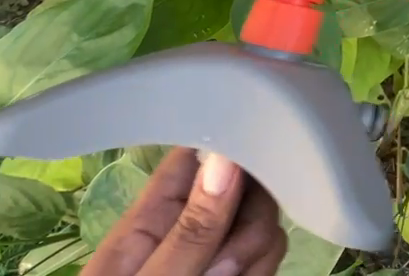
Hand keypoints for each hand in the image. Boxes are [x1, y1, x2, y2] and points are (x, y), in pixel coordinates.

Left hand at [83, 147, 288, 275]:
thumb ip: (190, 232)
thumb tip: (229, 153)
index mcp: (144, 225)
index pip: (194, 154)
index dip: (232, 144)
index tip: (261, 163)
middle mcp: (179, 232)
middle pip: (241, 184)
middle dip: (253, 217)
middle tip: (232, 268)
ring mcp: (208, 258)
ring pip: (260, 220)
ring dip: (259, 251)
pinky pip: (264, 256)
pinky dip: (263, 268)